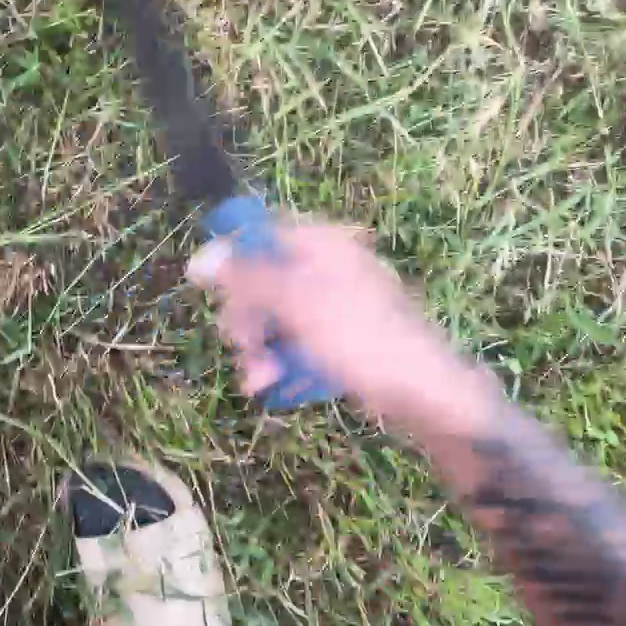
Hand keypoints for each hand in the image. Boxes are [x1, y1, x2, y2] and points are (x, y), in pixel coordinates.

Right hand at [188, 216, 502, 437]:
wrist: (426, 394)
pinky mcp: (337, 337)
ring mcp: (332, 303)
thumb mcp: (296, 303)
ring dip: (256, 345)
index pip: (261, 231)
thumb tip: (198, 259)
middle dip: (244, 315)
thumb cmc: (361, 338)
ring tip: (257, 375)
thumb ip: (245, 278)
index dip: (231, 255)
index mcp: (322, 245)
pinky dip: (278, 359)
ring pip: (272, 314)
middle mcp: (326, 267)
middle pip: (260, 277)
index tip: (210, 286)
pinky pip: (293, 339)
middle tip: (240, 341)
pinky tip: (270, 382)